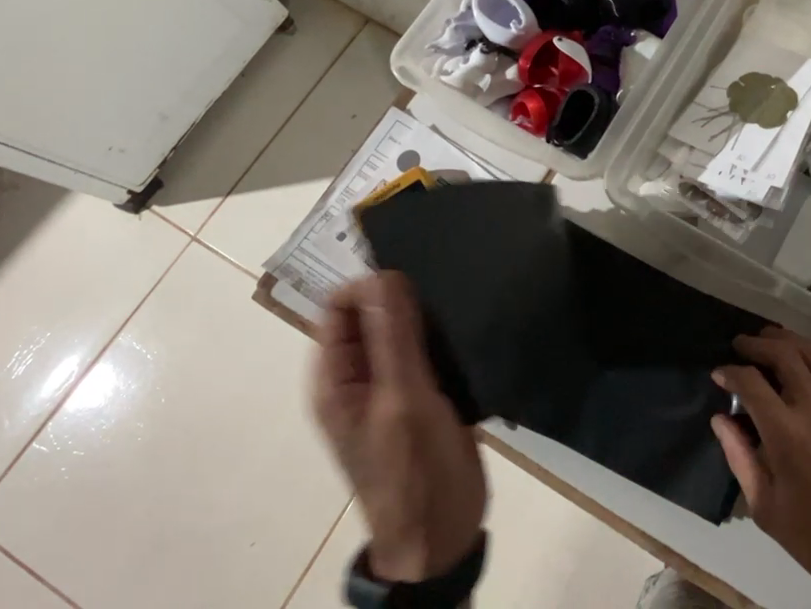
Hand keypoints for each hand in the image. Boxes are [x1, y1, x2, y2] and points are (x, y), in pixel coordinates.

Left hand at [313, 272, 484, 582]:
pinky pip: (430, 352)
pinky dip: (447, 338)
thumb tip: (385, 275)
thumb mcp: (402, 400)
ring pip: (405, 331)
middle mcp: (360, 377)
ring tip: (464, 303)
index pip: (340, 307)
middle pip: (374, 315)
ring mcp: (394, 388)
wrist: (442, 536)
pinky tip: (473, 330)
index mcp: (337, 378)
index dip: (371, 286)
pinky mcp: (426, 396)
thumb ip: (393, 338)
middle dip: (405, 297)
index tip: (417, 279)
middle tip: (448, 287)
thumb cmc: (413, 471)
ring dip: (430, 317)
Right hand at [712, 327, 810, 608]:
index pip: (752, 382)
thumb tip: (720, 419)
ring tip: (768, 338)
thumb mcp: (765, 507)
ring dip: (788, 339)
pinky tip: (805, 359)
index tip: (718, 373)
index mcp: (787, 435)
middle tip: (740, 344)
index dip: (731, 372)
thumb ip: (739, 457)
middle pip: (784, 353)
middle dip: (757, 343)